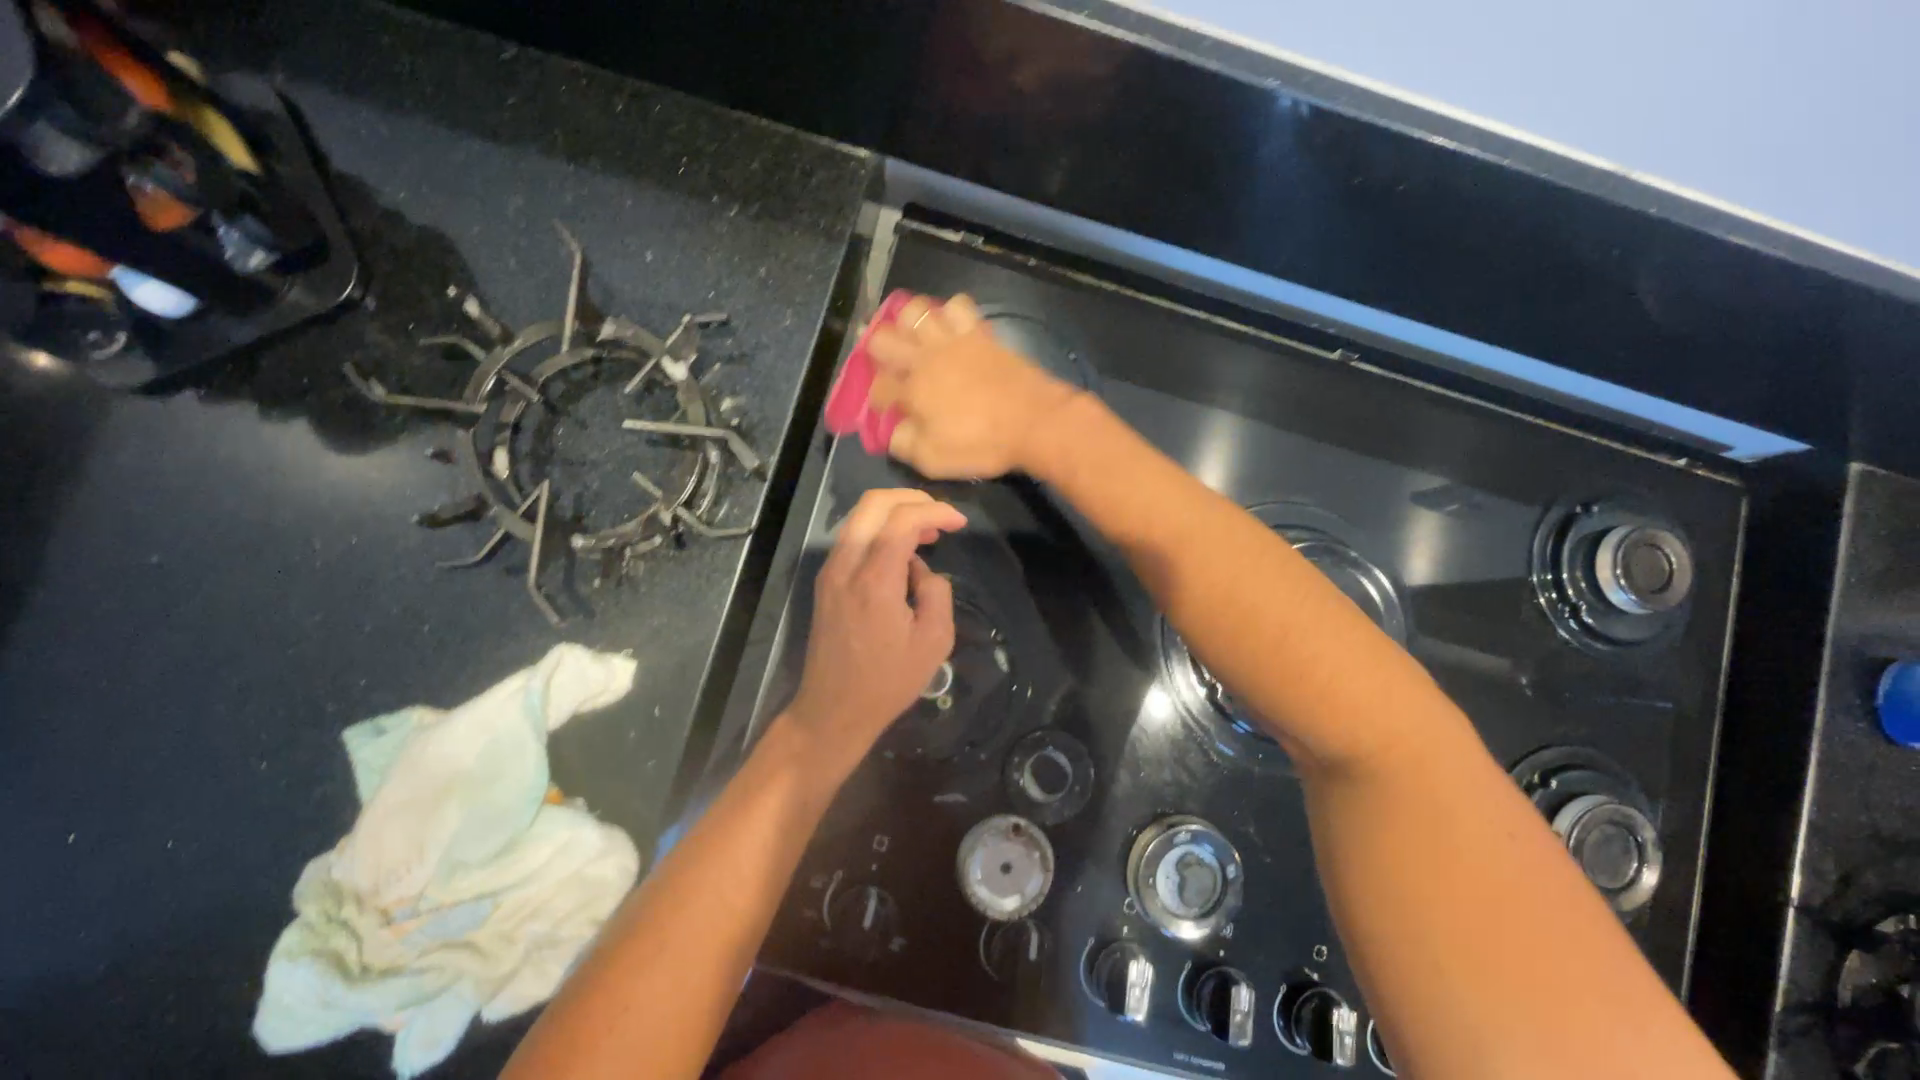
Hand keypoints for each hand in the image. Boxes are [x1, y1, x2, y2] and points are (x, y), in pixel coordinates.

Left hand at [780, 489, 966, 780]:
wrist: (833, 709)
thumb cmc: (887, 682)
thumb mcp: (933, 642)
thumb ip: (936, 593)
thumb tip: (922, 570)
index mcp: (874, 581)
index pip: (903, 520)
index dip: (936, 511)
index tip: (960, 522)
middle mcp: (846, 566)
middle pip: (873, 503)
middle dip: (912, 500)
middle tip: (940, 518)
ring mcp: (830, 572)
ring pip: (859, 517)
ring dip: (894, 514)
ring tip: (926, 535)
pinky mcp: (826, 582)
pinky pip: (852, 538)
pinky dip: (878, 531)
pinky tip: (901, 554)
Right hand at [867, 293, 1082, 478]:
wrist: (1034, 421)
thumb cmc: (982, 445)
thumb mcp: (935, 460)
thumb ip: (905, 445)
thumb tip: (893, 432)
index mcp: (912, 391)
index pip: (878, 387)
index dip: (877, 399)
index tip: (885, 410)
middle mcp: (925, 359)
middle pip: (884, 339)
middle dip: (879, 352)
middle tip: (889, 364)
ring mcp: (953, 341)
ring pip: (916, 313)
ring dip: (910, 324)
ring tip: (916, 338)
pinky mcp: (980, 334)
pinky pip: (958, 306)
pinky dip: (950, 312)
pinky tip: (952, 326)